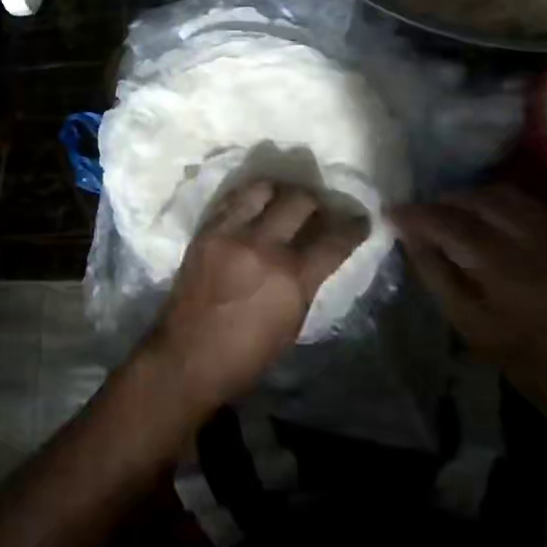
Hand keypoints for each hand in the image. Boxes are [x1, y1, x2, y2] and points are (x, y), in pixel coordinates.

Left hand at [143, 181, 368, 408]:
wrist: (186, 358)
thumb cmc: (246, 355)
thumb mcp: (292, 324)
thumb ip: (307, 282)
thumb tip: (319, 253)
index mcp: (291, 279)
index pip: (334, 240)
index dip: (354, 226)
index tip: (361, 219)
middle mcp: (263, 247)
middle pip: (300, 201)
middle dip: (317, 202)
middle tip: (319, 209)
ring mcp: (230, 234)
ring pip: (264, 188)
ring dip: (281, 192)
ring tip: (284, 201)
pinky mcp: (206, 231)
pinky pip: (233, 199)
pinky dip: (250, 198)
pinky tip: (256, 206)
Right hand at [392, 184, 546, 377]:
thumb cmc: (515, 351)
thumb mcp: (464, 321)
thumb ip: (435, 272)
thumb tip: (408, 233)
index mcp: (507, 272)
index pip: (455, 227)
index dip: (420, 215)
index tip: (392, 212)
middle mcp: (533, 244)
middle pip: (480, 203)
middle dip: (444, 201)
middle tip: (419, 211)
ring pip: (503, 195)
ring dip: (469, 196)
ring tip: (447, 208)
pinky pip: (524, 201)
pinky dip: (496, 199)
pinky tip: (481, 211)